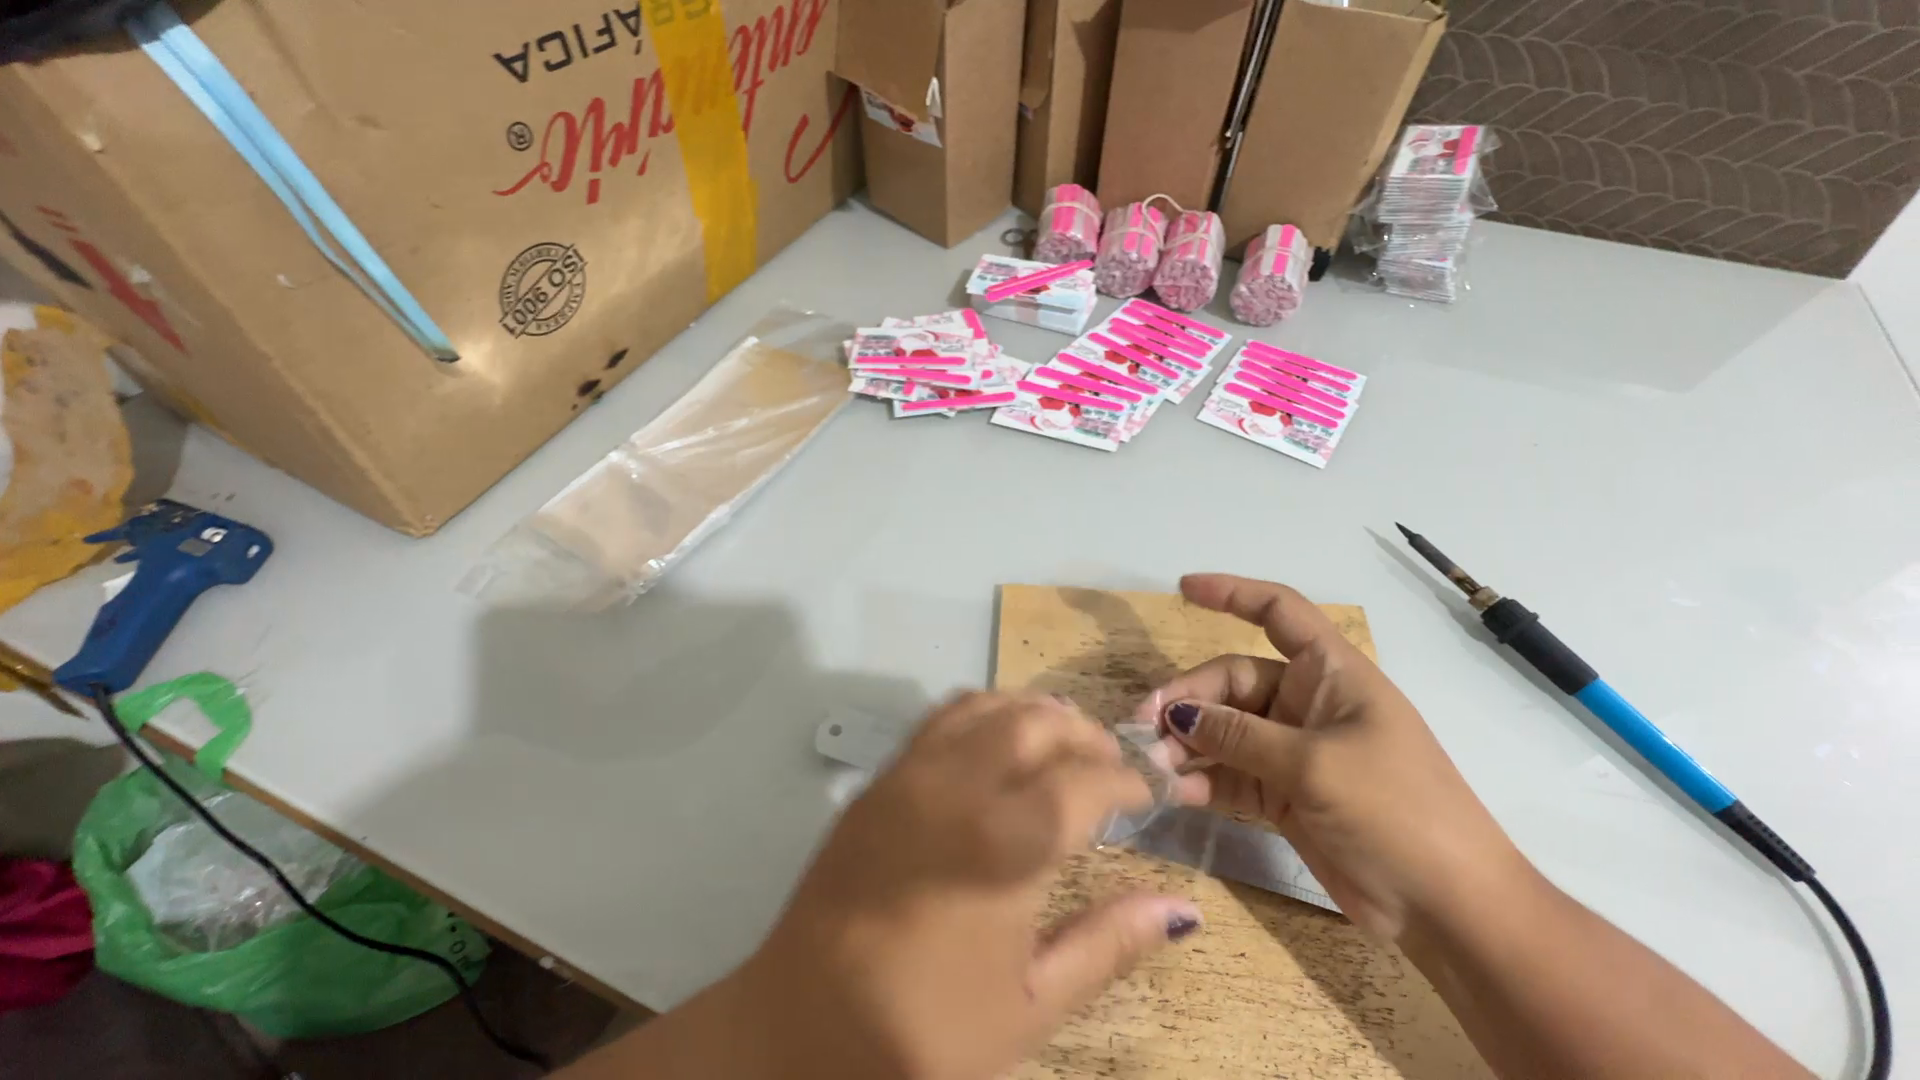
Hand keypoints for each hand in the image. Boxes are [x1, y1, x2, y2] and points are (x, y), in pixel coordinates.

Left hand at [737, 693, 1202, 1079]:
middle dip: (1083, 733)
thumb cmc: (924, 1029)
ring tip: (1059, 742)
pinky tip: (993, 747)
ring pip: (983, 707)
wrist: (800, 1029)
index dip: (1126, 781)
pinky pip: (937, 721)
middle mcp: (956, 788)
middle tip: (1109, 763)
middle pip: (1034, 722)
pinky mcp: (875, 784)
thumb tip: (1179, 908)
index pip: (1085, 781)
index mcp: (1004, 843)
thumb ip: (1108, 944)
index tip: (1148, 794)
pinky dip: (980, 715)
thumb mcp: (1032, 1004)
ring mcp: (908, 778)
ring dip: (1031, 712)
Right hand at [1139, 574, 1526, 940]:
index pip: (1280, 612)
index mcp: (1332, 674)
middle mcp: (1308, 704)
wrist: (1448, 906)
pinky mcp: (1283, 796)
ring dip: (1186, 744)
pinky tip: (1172, 792)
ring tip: (1150, 765)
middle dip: (1189, 699)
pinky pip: (1229, 775)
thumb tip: (1177, 715)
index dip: (1232, 593)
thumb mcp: (1313, 764)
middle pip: (1234, 682)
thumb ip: (1238, 736)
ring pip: (1224, 731)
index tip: (1181, 590)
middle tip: (1145, 727)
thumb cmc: (1396, 810)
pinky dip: (1200, 780)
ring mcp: (1294, 752)